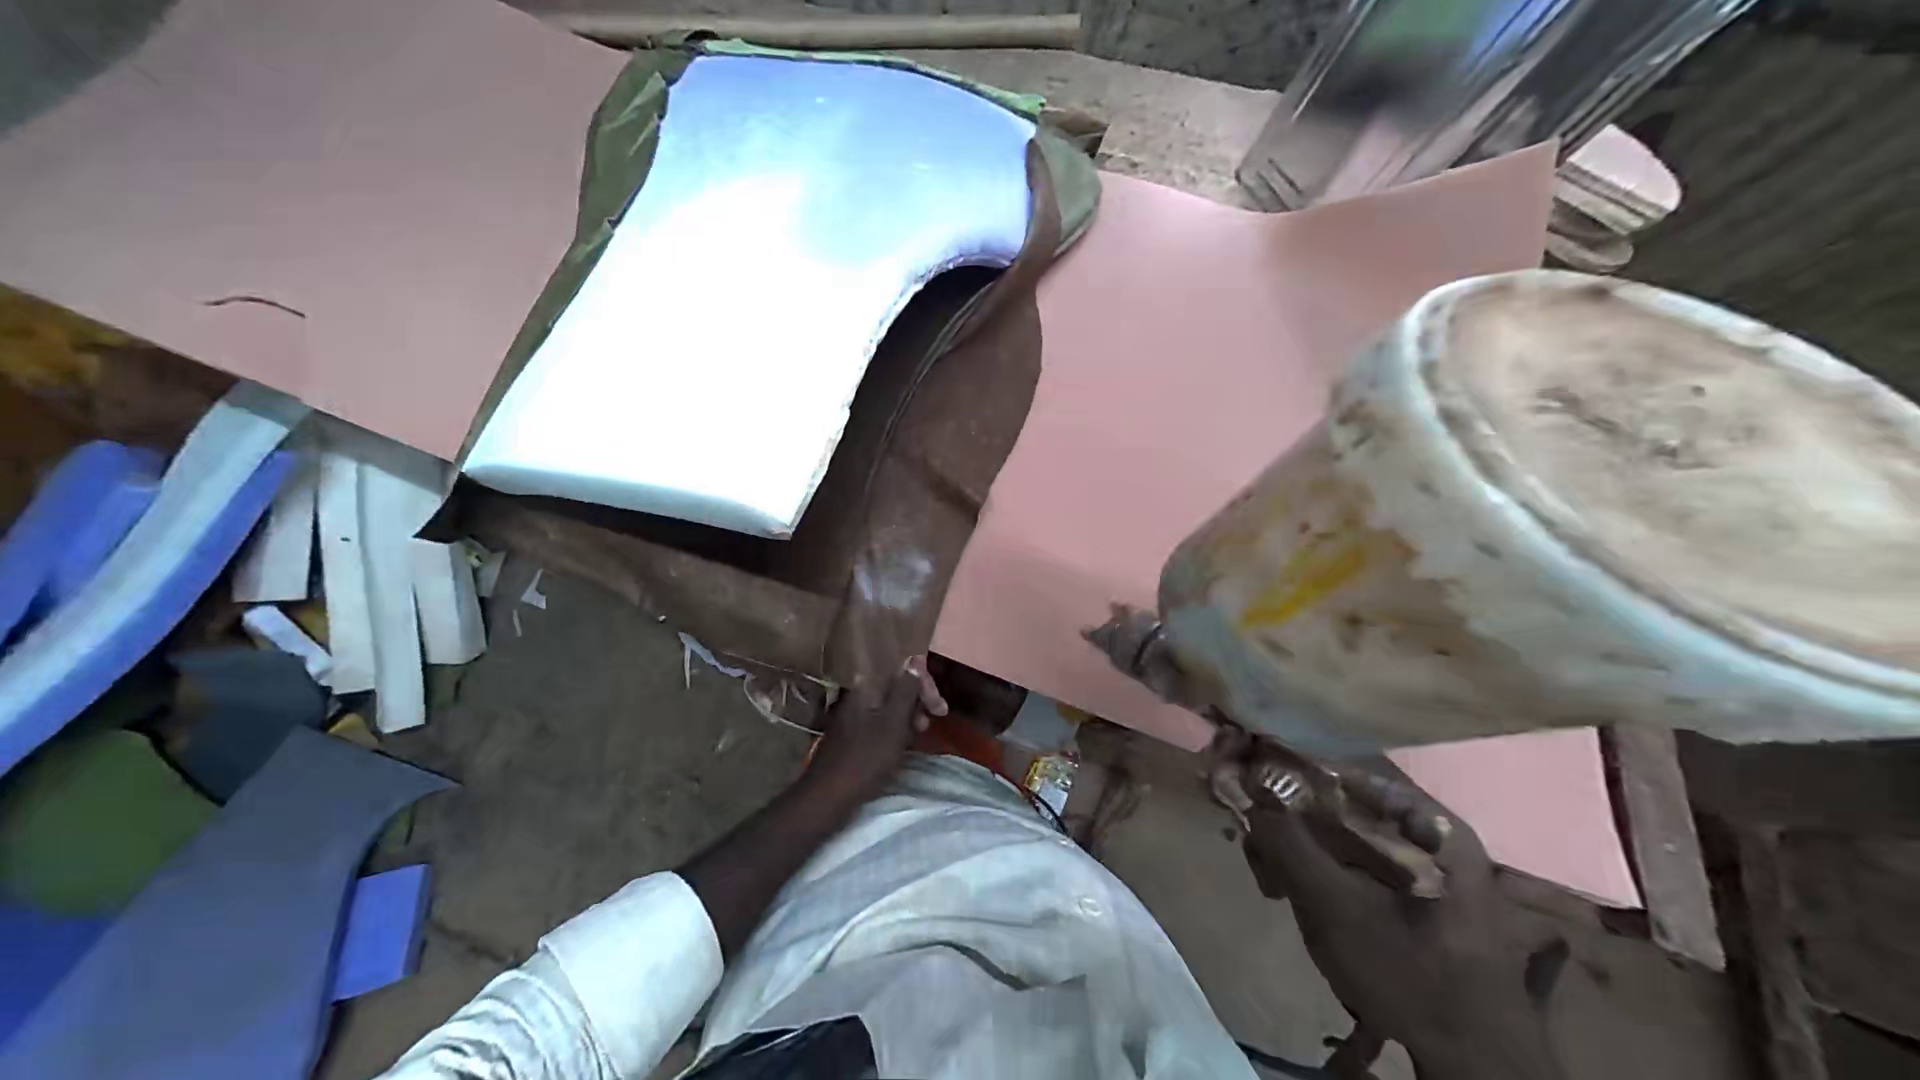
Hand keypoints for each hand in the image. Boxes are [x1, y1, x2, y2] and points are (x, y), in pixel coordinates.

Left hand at [809, 655, 947, 796]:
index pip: (900, 671)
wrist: (829, 796)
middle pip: (893, 688)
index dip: (923, 685)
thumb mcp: (894, 722)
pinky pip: (877, 723)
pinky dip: (893, 730)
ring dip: (906, 718)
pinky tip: (901, 744)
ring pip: (886, 707)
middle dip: (916, 702)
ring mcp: (851, 715)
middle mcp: (856, 695)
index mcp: (865, 687)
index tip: (940, 708)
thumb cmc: (866, 758)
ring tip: (917, 735)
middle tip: (930, 723)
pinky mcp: (850, 735)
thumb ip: (906, 690)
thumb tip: (914, 659)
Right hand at [1242, 760, 1567, 1079]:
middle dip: (1291, 822)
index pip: (1343, 770)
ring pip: (1347, 833)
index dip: (1290, 774)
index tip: (1249, 789)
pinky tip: (1300, 894)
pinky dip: (1325, 869)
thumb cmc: (1408, 976)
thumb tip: (1246, 787)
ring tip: (1274, 882)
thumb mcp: (1334, 906)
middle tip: (1257, 849)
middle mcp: (1435, 832)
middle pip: (1343, 802)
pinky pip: (1360, 860)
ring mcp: (1432, 864)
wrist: (1476, 1067)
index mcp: (1430, 823)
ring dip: (1302, 849)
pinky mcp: (1423, 893)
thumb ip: (1287, 842)